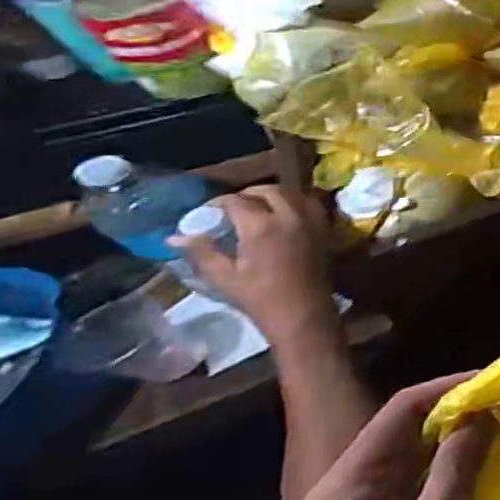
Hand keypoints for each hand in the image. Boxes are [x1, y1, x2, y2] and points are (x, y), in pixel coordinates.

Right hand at [172, 185, 333, 338]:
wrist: (302, 309)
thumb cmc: (259, 296)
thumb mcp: (223, 276)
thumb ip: (201, 252)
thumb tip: (175, 237)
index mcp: (262, 225)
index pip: (237, 201)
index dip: (219, 202)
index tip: (207, 210)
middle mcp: (290, 215)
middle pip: (269, 190)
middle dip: (248, 193)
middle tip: (233, 205)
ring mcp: (312, 219)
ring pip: (293, 193)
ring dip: (273, 194)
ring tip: (257, 206)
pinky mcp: (324, 226)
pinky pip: (310, 202)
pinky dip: (295, 200)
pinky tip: (283, 212)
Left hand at [287, 374, 495, 499]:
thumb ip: (456, 468)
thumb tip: (484, 410)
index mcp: (346, 485)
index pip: (402, 410)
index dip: (451, 388)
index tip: (497, 384)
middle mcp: (345, 490)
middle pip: (405, 431)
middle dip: (458, 415)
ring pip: (412, 457)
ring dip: (456, 443)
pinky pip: (413, 486)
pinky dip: (447, 472)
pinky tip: (480, 471)